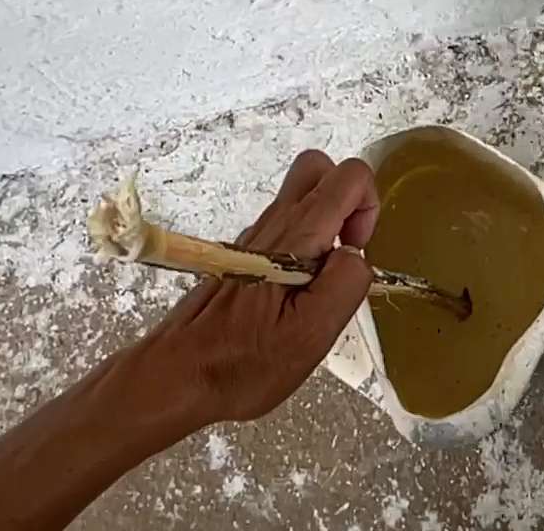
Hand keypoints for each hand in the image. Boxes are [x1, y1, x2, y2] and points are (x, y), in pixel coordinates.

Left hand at [126, 150, 377, 433]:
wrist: (176, 376)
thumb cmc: (244, 361)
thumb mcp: (311, 334)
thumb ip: (346, 283)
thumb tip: (355, 255)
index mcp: (297, 234)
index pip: (349, 175)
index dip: (367, 206)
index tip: (355, 250)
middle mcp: (276, 221)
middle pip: (320, 167)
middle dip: (347, 197)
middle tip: (344, 247)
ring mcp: (257, 234)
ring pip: (303, 196)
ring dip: (326, 223)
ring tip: (318, 281)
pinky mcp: (245, 252)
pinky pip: (286, 224)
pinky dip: (304, 243)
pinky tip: (293, 294)